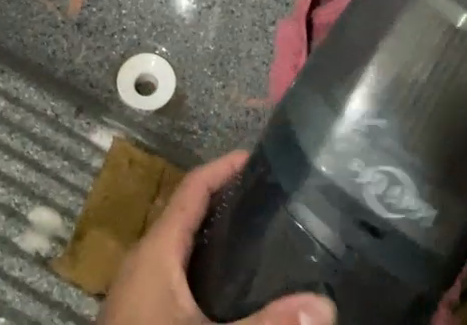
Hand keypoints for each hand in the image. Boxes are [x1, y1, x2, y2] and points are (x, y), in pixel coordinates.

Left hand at [97, 151, 335, 324]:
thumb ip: (267, 324)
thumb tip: (325, 305)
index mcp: (156, 252)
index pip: (192, 189)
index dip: (224, 168)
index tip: (259, 157)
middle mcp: (145, 263)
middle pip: (190, 216)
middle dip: (230, 204)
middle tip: (277, 202)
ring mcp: (141, 293)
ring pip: (185, 250)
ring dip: (219, 240)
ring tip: (267, 240)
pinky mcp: (144, 316)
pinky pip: (181, 278)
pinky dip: (209, 270)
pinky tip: (237, 292)